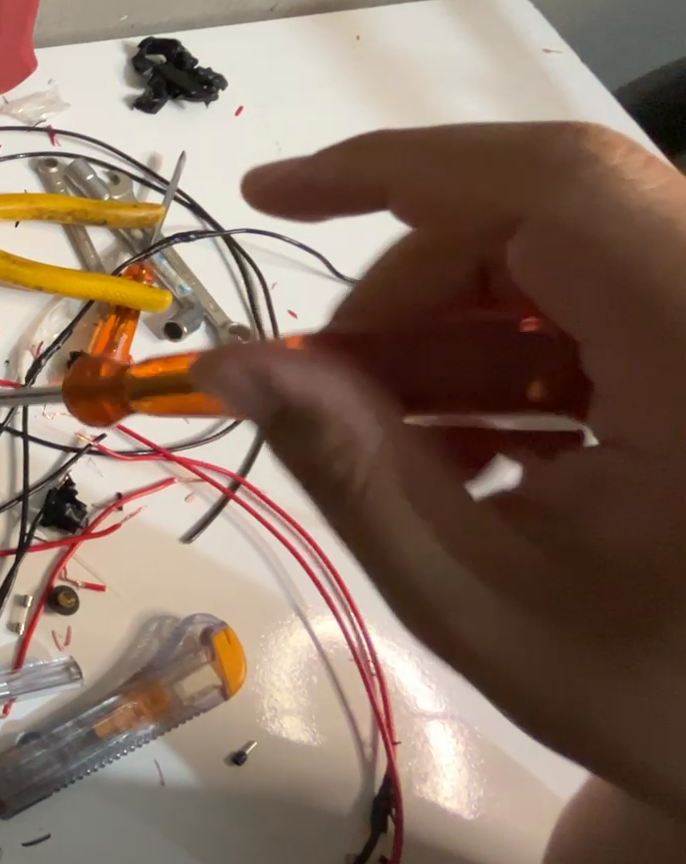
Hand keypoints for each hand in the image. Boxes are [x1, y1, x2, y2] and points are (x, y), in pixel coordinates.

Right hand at [194, 123, 685, 812]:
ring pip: (556, 261)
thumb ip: (342, 462)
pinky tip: (485, 444)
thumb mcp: (468, 590)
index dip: (393, 166)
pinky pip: (595, 304)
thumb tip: (222, 363)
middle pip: (537, 224)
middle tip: (333, 391)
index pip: (554, 188)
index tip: (268, 194)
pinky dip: (502, 357)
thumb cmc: (660, 696)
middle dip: (402, 298)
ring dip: (444, 336)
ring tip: (414, 444)